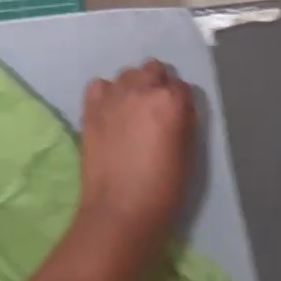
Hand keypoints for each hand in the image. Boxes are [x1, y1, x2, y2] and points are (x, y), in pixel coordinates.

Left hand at [74, 60, 196, 247]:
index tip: (178, 119)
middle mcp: (142, 89)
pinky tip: (111, 111)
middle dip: (158, 85)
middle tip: (156, 112)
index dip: (181, 103)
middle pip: (154, 69)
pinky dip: (107, 93)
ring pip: (128, 74)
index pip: (182, 87)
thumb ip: (186, 122)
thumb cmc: (163, 190)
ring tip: (132, 111)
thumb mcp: (188, 155)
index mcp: (171, 101)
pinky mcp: (91, 107)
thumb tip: (180, 108)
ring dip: (134, 86)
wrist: (119, 212)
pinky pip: (100, 85)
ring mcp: (113, 95)